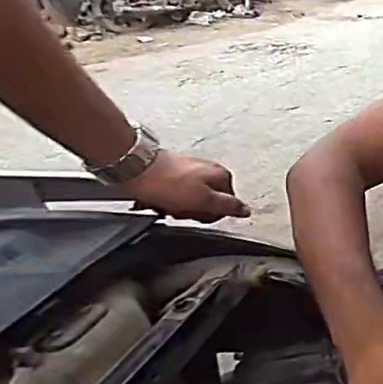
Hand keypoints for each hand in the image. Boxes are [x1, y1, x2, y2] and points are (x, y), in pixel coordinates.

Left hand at [123, 150, 249, 221]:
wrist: (136, 168)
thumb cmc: (167, 182)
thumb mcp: (204, 200)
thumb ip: (228, 206)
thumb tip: (246, 210)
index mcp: (222, 175)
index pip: (227, 206)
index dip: (210, 215)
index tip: (197, 214)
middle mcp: (210, 170)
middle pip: (209, 203)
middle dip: (193, 211)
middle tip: (181, 209)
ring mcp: (191, 169)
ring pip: (191, 200)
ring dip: (178, 206)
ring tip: (167, 203)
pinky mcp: (174, 171)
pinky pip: (176, 194)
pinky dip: (168, 199)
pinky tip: (159, 198)